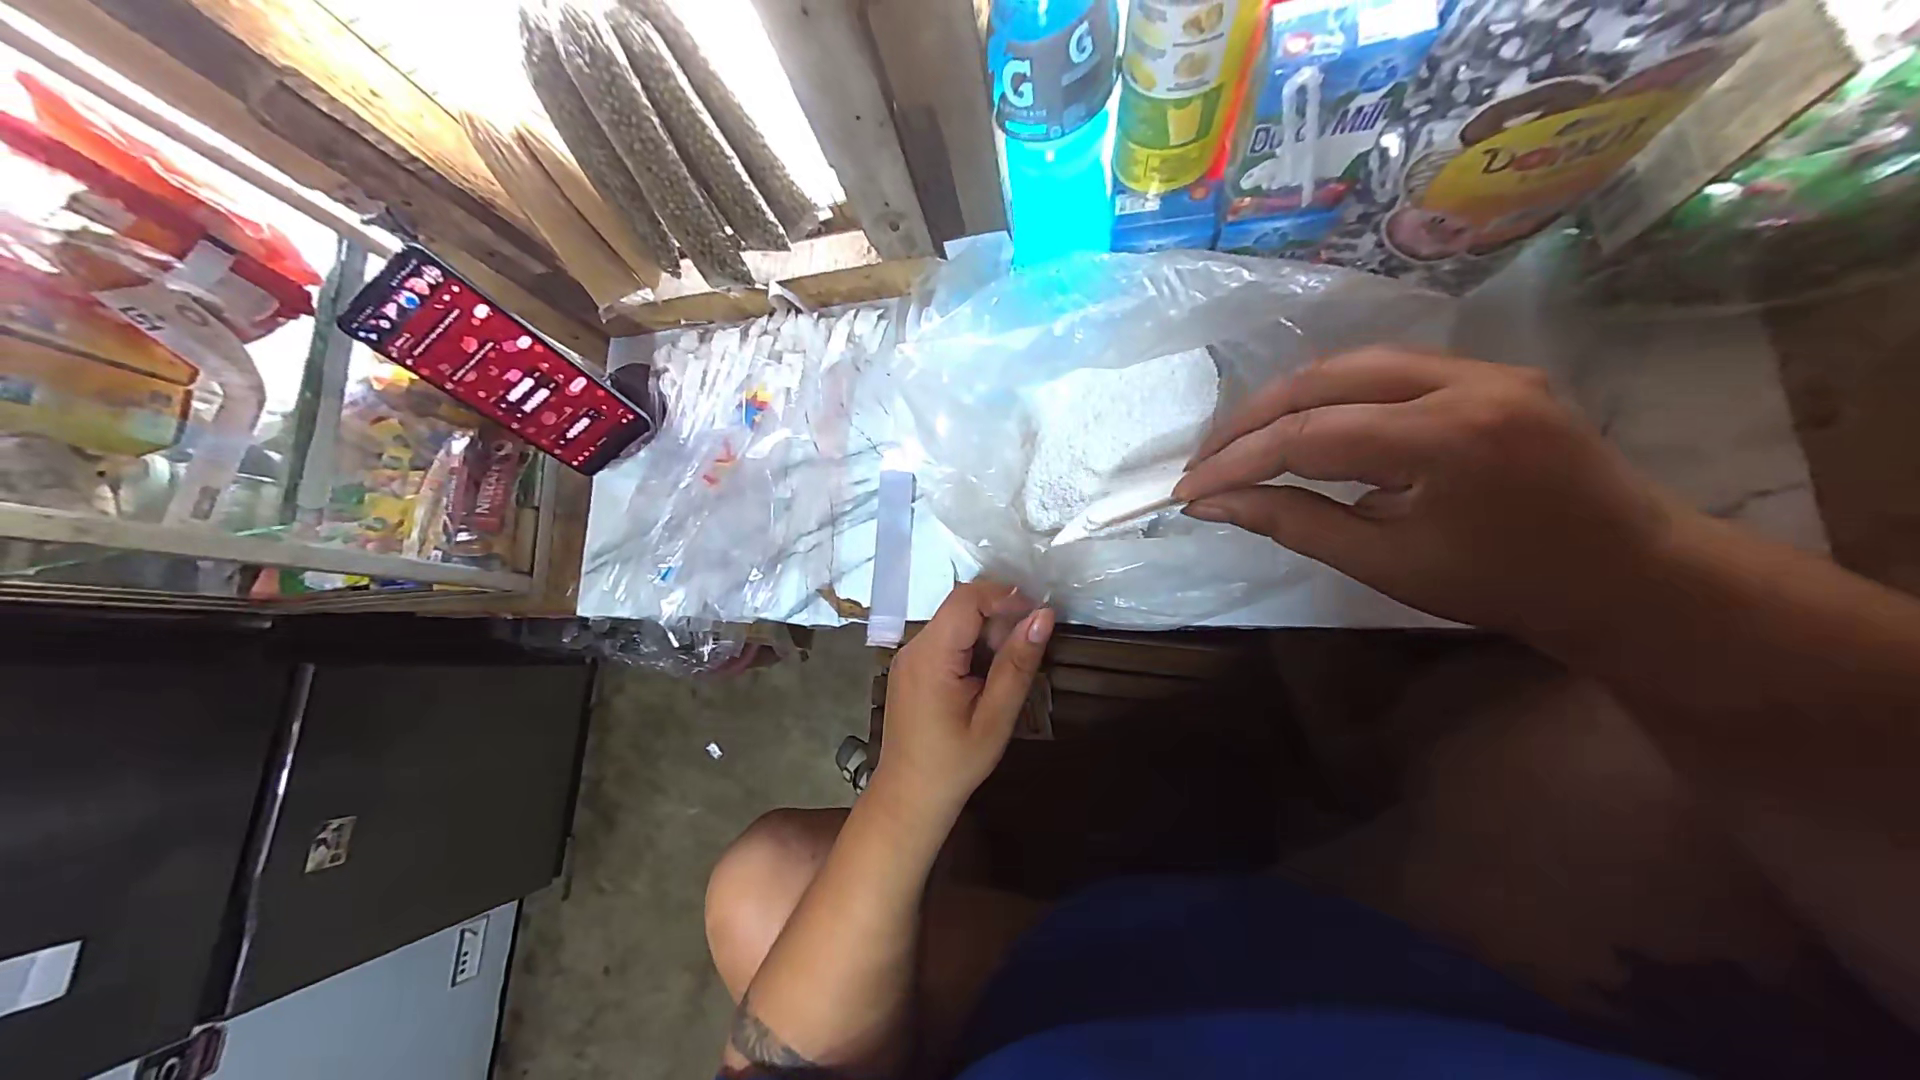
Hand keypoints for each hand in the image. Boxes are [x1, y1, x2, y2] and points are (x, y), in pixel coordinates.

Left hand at [876, 582, 1053, 819]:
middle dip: (998, 616)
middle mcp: (913, 647)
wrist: (910, 797)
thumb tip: (1043, 616)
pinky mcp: (910, 667)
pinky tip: (985, 676)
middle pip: (960, 606)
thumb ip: (1018, 663)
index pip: (966, 598)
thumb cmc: (954, 763)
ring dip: (986, 632)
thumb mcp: (996, 716)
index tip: (1037, 614)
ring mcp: (908, 656)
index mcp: (930, 656)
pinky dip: (970, 645)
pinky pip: (944, 639)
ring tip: (1006, 669)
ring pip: (954, 621)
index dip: (1005, 596)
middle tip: (1025, 649)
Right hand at [1173, 348, 1679, 638]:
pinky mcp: (1489, 371)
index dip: (1236, 462)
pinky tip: (1303, 422)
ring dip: (1285, 400)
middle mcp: (1464, 382)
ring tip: (1241, 441)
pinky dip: (1330, 394)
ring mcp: (1483, 368)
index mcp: (1444, 439)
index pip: (1307, 435)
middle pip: (1322, 379)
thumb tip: (1215, 504)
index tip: (1188, 490)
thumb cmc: (1501, 585)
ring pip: (1351, 363)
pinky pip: (1387, 369)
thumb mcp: (1383, 562)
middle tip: (1205, 461)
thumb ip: (1292, 522)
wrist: (1628, 576)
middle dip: (1250, 420)